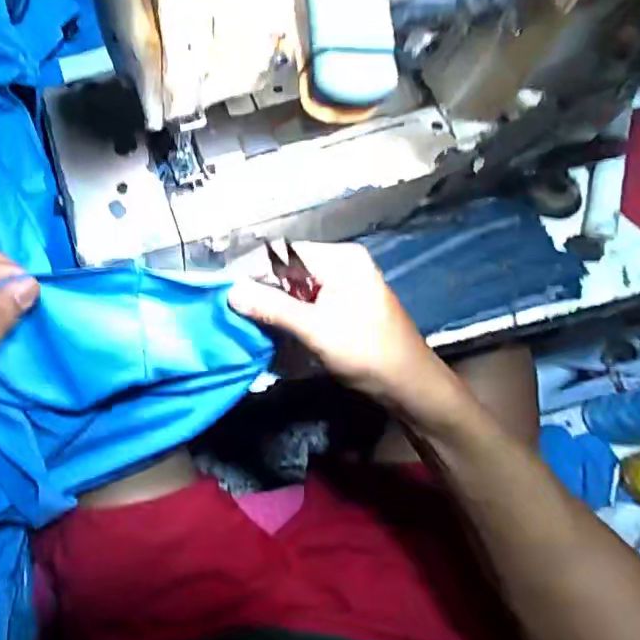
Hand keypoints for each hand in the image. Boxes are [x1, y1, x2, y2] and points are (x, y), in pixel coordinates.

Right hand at [227, 242, 474, 433]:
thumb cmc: (366, 353)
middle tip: (238, 309)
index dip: (255, 270)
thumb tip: (232, 291)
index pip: (285, 253)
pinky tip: (276, 327)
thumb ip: (272, 308)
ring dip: (276, 303)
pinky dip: (291, 312)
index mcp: (342, 259)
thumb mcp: (315, 329)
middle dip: (264, 288)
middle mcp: (344, 264)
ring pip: (296, 286)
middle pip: (290, 268)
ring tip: (252, 320)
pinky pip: (308, 299)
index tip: (229, 291)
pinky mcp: (345, 304)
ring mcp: (346, 284)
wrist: (410, 386)